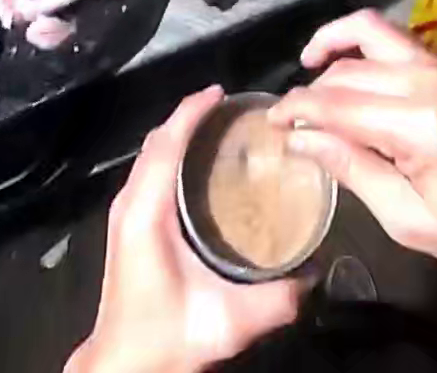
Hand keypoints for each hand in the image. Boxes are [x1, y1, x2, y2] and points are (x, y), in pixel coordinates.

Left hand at [68, 86, 304, 372]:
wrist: (122, 368)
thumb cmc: (165, 338)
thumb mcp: (225, 323)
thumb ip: (275, 300)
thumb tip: (315, 276)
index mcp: (146, 210)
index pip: (166, 142)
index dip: (191, 111)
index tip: (220, 92)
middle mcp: (130, 201)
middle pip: (158, 139)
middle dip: (189, 114)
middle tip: (228, 106)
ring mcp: (125, 210)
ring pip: (151, 151)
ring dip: (179, 130)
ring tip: (217, 124)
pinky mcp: (127, 220)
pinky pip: (150, 166)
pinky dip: (171, 148)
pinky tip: (197, 158)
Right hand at [268, 10, 436, 304]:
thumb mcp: (407, 220)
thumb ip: (350, 169)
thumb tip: (299, 138)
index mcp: (420, 125)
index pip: (338, 104)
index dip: (297, 110)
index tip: (268, 122)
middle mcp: (426, 80)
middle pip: (347, 72)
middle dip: (308, 91)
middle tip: (284, 119)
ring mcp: (435, 65)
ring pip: (365, 35)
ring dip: (329, 49)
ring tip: (305, 74)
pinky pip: (387, 34)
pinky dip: (355, 38)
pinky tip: (339, 60)